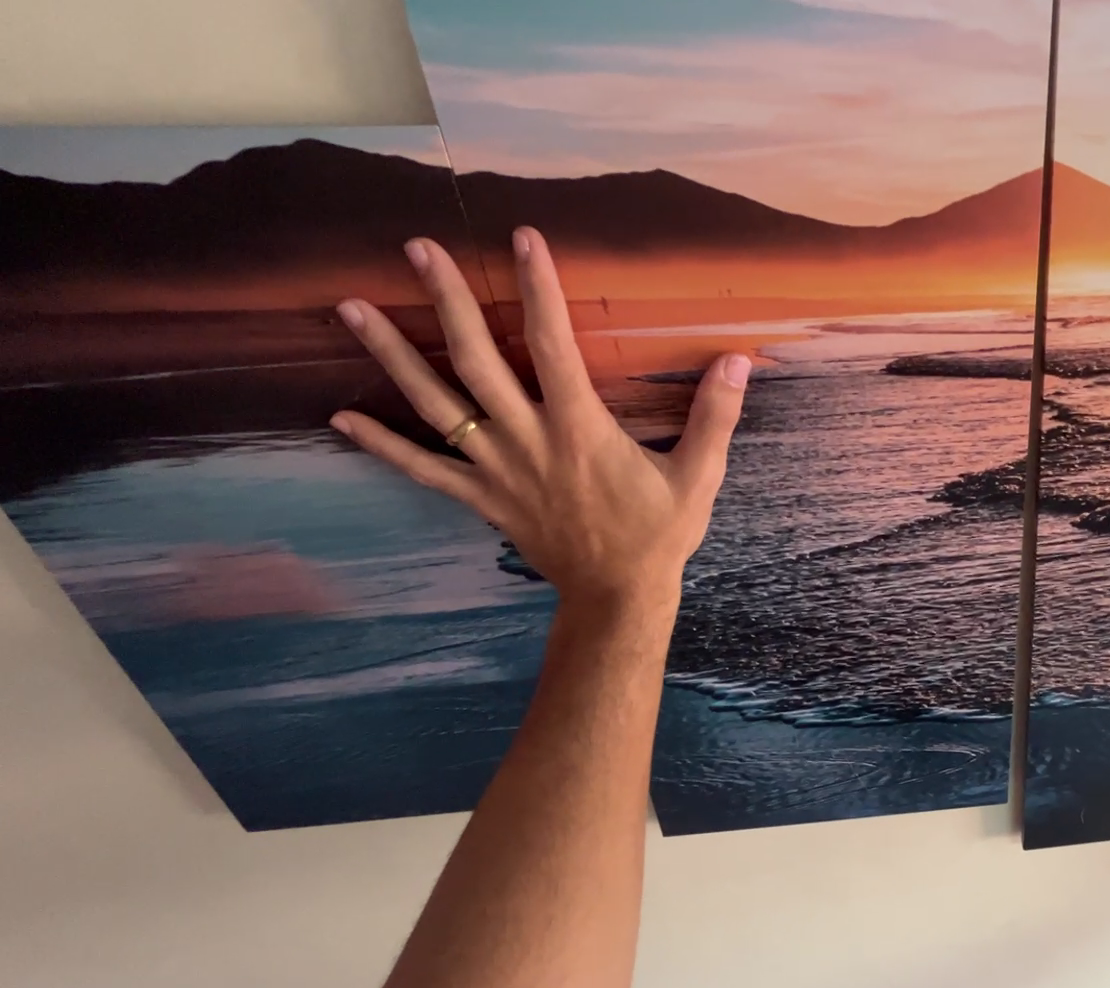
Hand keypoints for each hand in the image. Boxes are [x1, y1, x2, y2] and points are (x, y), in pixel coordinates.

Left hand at [328, 227, 750, 617]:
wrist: (618, 594)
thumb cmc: (659, 533)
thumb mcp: (699, 475)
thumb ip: (714, 416)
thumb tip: (736, 360)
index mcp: (580, 428)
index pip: (552, 345)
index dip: (538, 289)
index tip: (523, 240)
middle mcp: (529, 440)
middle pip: (477, 361)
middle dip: (447, 302)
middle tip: (418, 250)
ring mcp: (497, 471)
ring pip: (436, 406)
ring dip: (393, 355)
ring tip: (351, 308)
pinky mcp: (483, 500)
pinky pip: (424, 470)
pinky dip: (383, 445)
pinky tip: (342, 418)